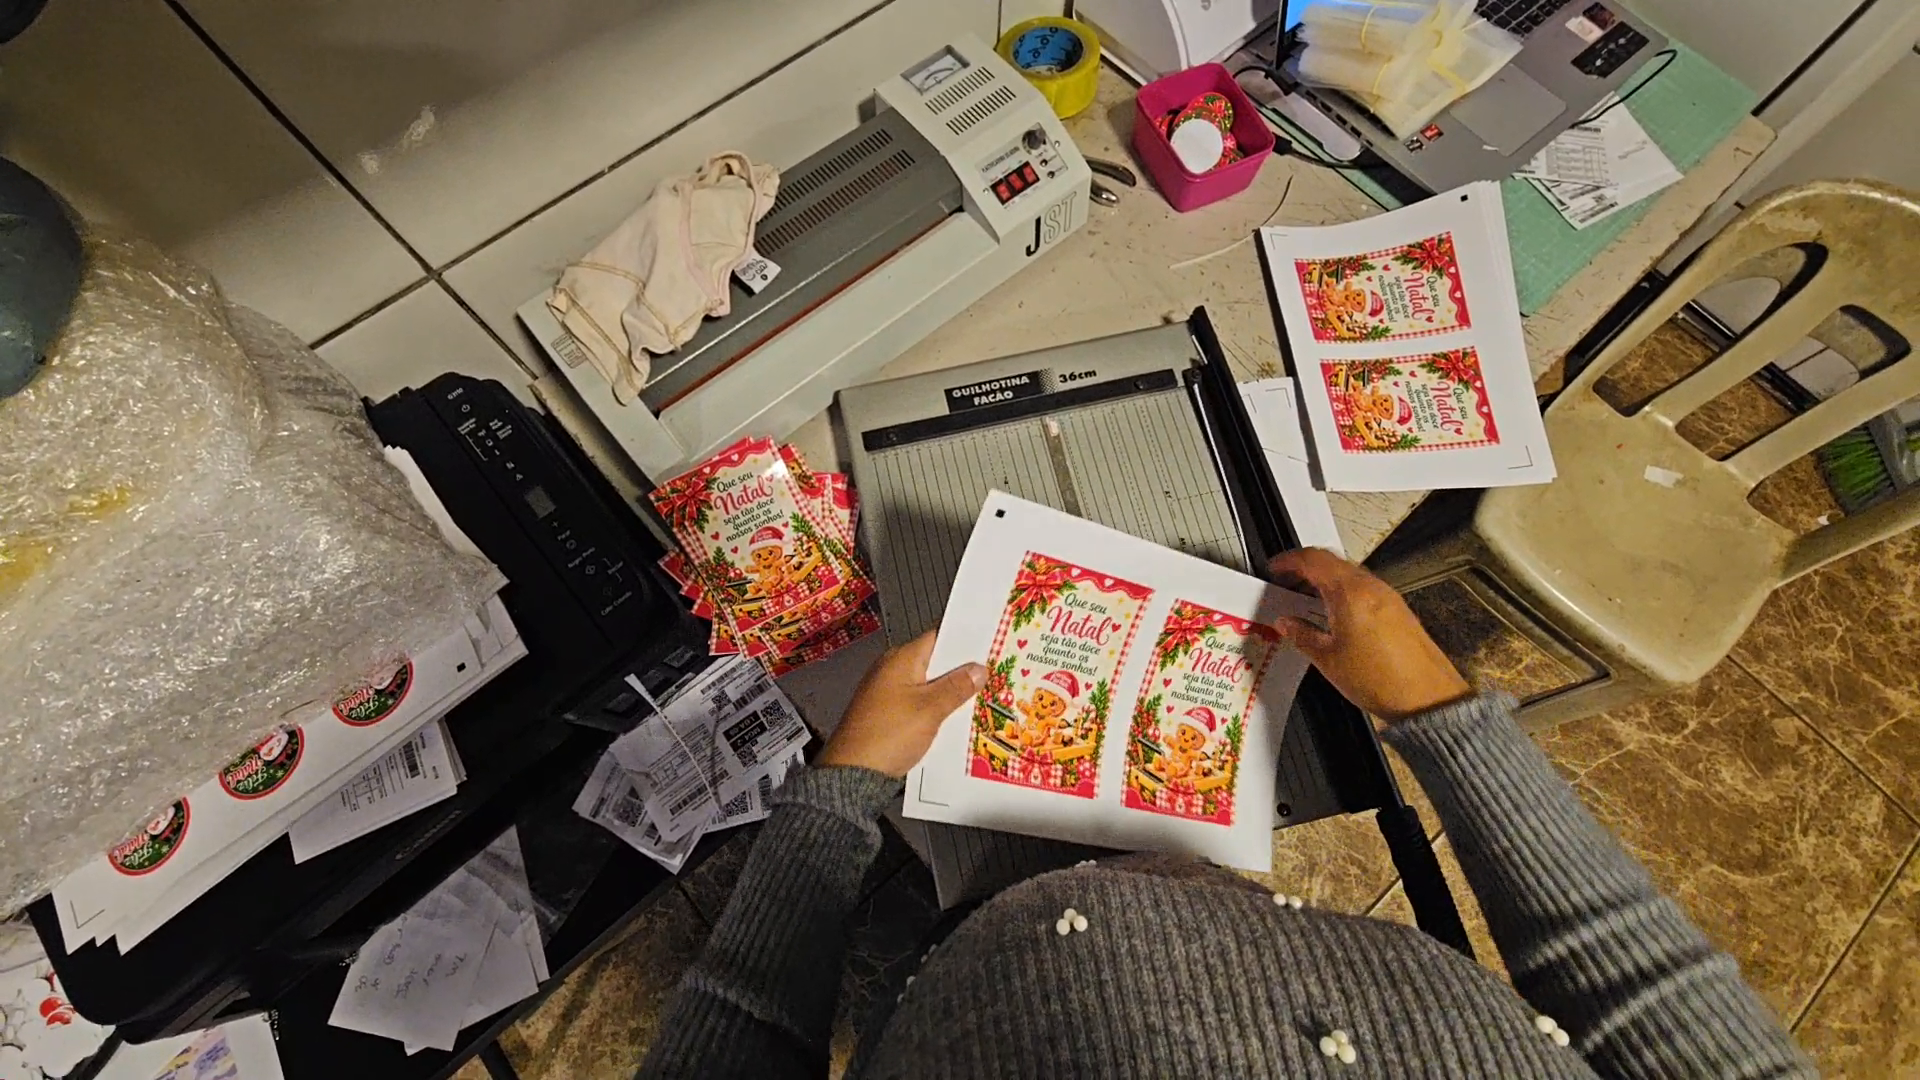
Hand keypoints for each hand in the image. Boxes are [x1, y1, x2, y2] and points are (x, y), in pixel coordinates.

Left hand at [816, 630, 986, 776]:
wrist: (853, 773)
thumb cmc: (890, 733)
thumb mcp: (930, 709)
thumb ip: (956, 687)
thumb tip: (979, 668)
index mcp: (901, 658)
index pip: (939, 637)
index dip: (966, 639)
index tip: (992, 642)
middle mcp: (893, 669)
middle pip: (935, 662)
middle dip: (963, 669)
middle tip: (996, 671)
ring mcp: (889, 691)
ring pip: (929, 684)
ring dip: (952, 691)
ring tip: (986, 694)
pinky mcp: (888, 712)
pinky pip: (920, 702)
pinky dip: (937, 706)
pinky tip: (958, 717)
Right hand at [1267, 548, 1470, 723]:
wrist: (1428, 699)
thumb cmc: (1383, 680)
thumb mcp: (1327, 659)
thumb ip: (1301, 635)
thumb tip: (1287, 624)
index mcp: (1349, 593)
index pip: (1312, 559)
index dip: (1288, 560)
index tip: (1274, 568)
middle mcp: (1371, 588)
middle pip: (1331, 561)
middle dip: (1304, 568)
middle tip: (1286, 582)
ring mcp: (1388, 598)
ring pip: (1348, 574)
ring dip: (1324, 580)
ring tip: (1305, 600)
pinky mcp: (1397, 610)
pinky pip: (1363, 589)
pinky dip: (1342, 592)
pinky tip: (1332, 614)